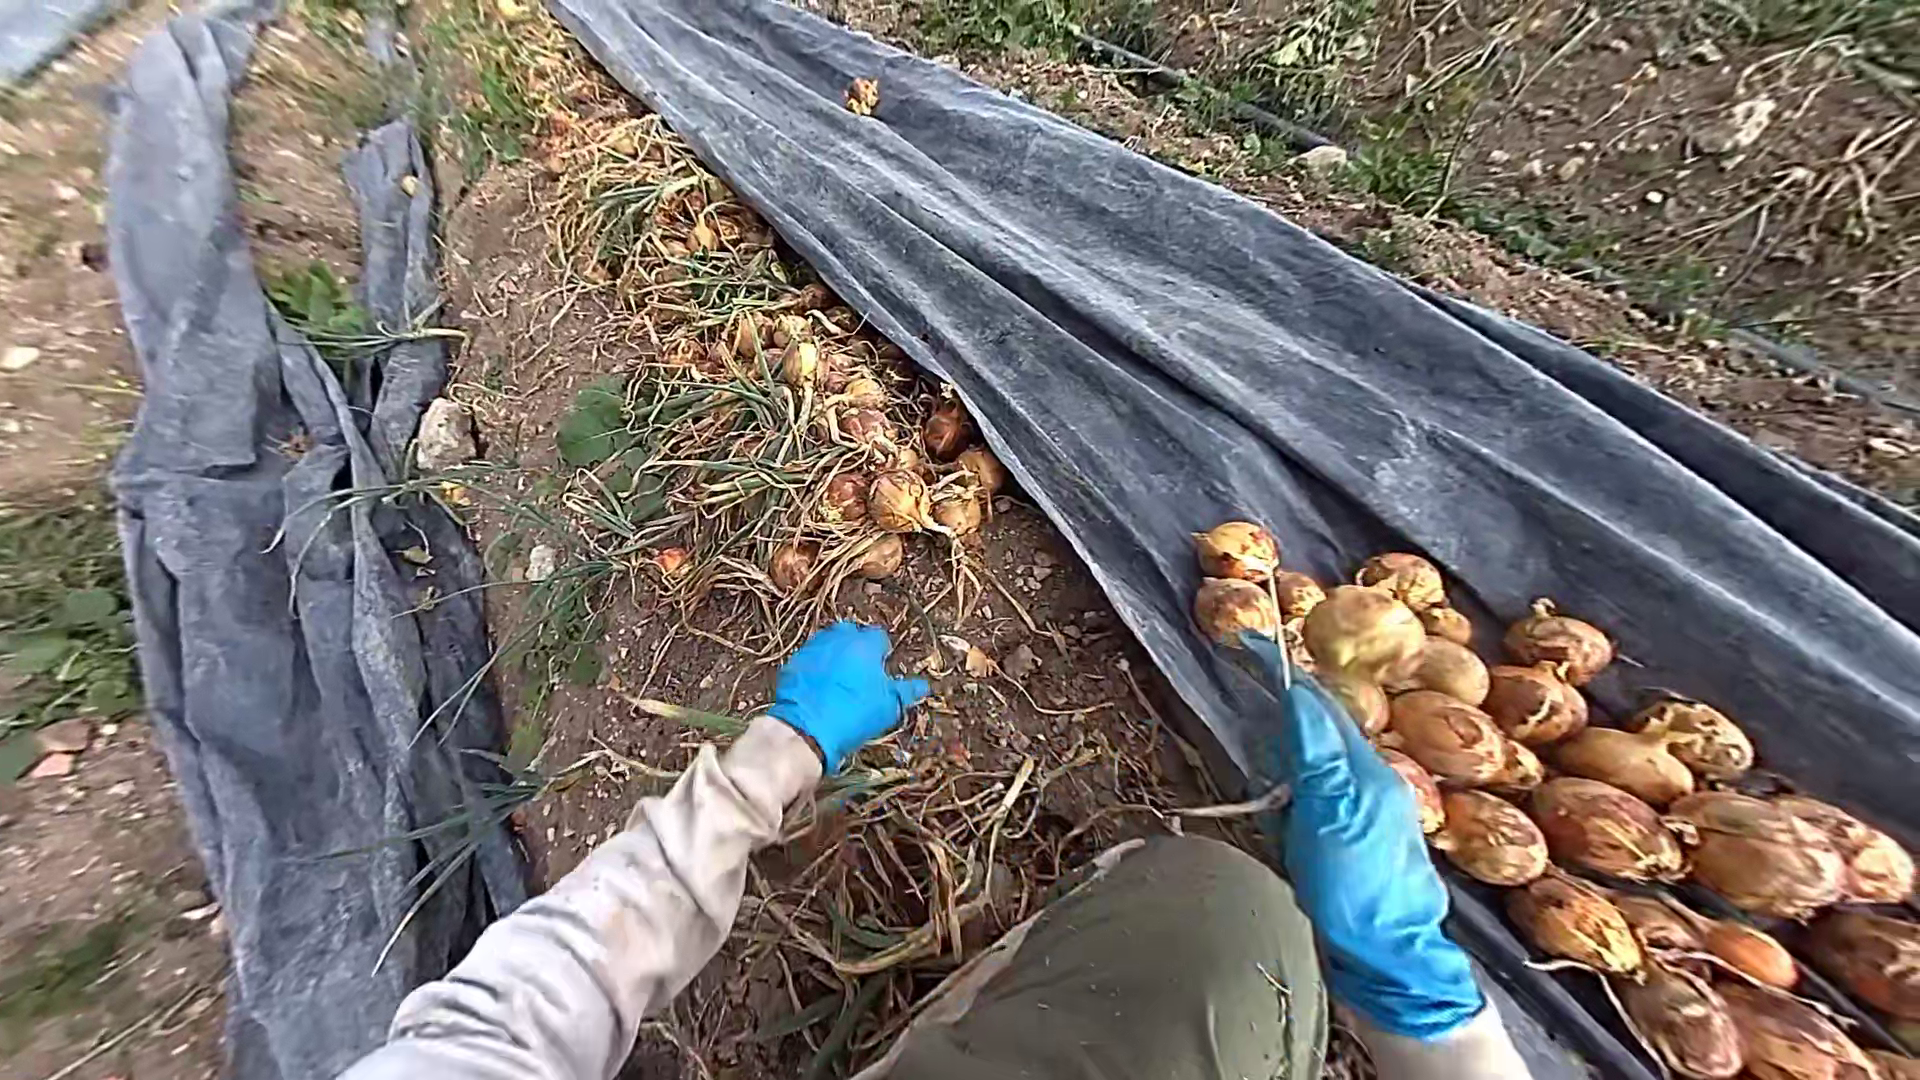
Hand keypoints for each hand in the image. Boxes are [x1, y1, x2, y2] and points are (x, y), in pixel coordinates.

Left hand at [769, 621, 929, 770]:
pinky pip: (809, 659)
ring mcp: (812, 649)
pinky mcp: (792, 663)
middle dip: (857, 646)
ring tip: (840, 679)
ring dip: (836, 654)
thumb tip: (923, 686)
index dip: (882, 652)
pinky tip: (819, 687)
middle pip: (851, 633)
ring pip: (828, 643)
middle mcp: (838, 638)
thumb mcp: (888, 706)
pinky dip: (816, 668)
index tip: (882, 668)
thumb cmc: (854, 714)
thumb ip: (906, 692)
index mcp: (864, 644)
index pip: (879, 636)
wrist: (806, 730)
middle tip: (861, 671)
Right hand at [1241, 632, 1483, 1039]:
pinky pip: (1306, 770)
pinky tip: (1267, 760)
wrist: (1385, 953)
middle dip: (1280, 685)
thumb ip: (1317, 756)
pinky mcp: (1337, 817)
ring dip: (1279, 716)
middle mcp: (1361, 771)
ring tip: (1248, 699)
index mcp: (1362, 765)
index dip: (1284, 669)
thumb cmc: (1357, 883)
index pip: (1317, 701)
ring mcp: (1351, 795)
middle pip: (1315, 714)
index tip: (1249, 641)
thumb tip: (1296, 695)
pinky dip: (1281, 753)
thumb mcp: (1335, 816)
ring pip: (1309, 740)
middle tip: (1242, 663)